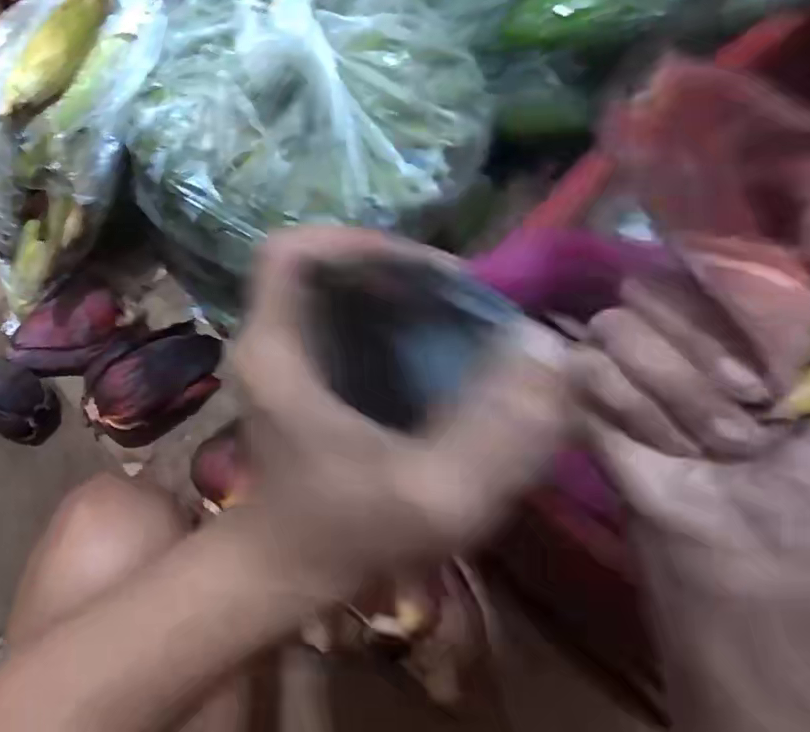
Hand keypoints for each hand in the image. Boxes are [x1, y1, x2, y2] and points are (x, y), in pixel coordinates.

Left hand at [229, 226, 584, 593]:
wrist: (290, 567)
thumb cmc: (351, 534)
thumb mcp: (437, 495)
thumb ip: (497, 427)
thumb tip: (546, 343)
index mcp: (273, 350)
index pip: (287, 252)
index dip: (353, 242)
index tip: (425, 269)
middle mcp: (263, 337)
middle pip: (313, 263)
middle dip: (385, 264)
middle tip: (454, 292)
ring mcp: (275, 350)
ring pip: (325, 284)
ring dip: (387, 286)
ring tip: (450, 311)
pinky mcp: (293, 366)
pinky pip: (333, 312)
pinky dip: (380, 312)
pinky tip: (428, 341)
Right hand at [585, 203, 809, 576]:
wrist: (765, 538)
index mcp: (748, 303)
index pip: (717, 244)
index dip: (734, 267)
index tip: (770, 318)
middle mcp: (678, 315)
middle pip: (660, 282)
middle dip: (713, 352)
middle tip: (757, 403)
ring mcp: (621, 347)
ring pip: (621, 324)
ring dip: (681, 393)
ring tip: (718, 439)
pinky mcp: (579, 379)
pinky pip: (592, 365)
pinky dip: (640, 410)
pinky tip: (666, 443)